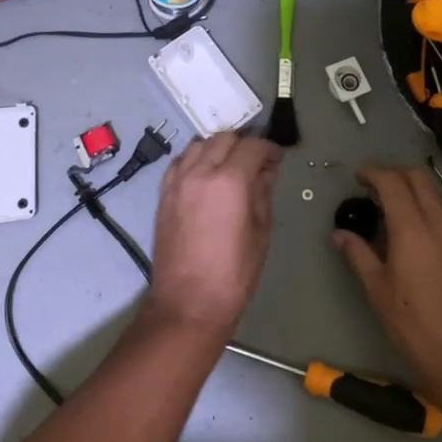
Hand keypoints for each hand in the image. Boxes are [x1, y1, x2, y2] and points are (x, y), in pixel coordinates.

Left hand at [145, 133, 282, 338]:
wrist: (188, 302)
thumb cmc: (233, 274)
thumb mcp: (261, 232)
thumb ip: (263, 193)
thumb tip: (266, 171)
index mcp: (229, 182)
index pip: (252, 147)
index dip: (269, 149)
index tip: (277, 159)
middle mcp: (199, 173)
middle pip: (224, 139)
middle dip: (244, 145)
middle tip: (257, 163)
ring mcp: (177, 182)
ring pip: (199, 145)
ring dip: (218, 148)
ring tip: (230, 167)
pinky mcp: (163, 194)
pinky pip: (179, 162)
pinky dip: (195, 160)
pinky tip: (205, 176)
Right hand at [333, 166, 441, 396]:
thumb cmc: (413, 325)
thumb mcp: (378, 290)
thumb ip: (358, 254)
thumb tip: (340, 234)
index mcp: (413, 230)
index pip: (393, 183)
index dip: (374, 173)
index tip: (358, 177)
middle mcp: (438, 224)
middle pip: (419, 178)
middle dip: (394, 171)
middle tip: (373, 184)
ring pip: (435, 193)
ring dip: (412, 186)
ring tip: (389, 203)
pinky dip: (425, 204)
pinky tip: (411, 226)